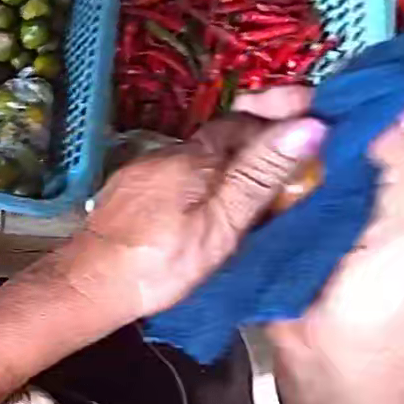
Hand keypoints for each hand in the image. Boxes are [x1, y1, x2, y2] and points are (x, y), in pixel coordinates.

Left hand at [47, 111, 326, 323]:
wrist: (87, 286)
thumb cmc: (158, 264)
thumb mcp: (220, 224)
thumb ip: (259, 175)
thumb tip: (307, 124)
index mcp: (187, 159)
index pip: (241, 122)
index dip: (279, 118)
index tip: (316, 117)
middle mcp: (159, 158)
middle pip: (217, 139)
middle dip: (258, 141)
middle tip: (299, 156)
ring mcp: (137, 176)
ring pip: (195, 159)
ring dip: (230, 163)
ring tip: (266, 183)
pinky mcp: (125, 196)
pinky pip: (174, 177)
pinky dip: (201, 181)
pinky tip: (214, 201)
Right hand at [267, 100, 403, 382]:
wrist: (331, 361)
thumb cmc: (392, 306)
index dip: (402, 90)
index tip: (354, 75)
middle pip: (375, 128)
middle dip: (331, 105)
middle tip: (278, 94)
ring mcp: (352, 204)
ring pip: (329, 149)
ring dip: (292, 127)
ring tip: (251, 109)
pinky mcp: (302, 220)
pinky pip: (292, 177)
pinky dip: (271, 157)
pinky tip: (243, 143)